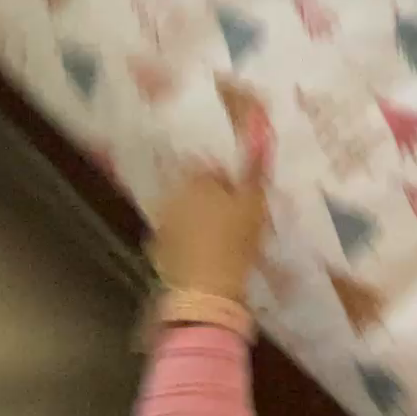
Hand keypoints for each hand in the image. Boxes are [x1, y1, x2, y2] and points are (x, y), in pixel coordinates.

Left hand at [149, 146, 268, 303]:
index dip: (230, 180)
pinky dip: (189, 242)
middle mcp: (170, 195)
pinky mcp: (158, 249)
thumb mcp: (254, 203)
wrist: (207, 289)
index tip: (244, 197)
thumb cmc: (235, 240)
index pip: (211, 167)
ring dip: (199, 219)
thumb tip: (259, 126)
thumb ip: (255, 169)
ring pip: (184, 213)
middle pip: (194, 189)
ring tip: (222, 239)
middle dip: (211, 198)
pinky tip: (206, 256)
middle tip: (236, 218)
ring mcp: (160, 224)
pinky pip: (177, 237)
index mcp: (194, 180)